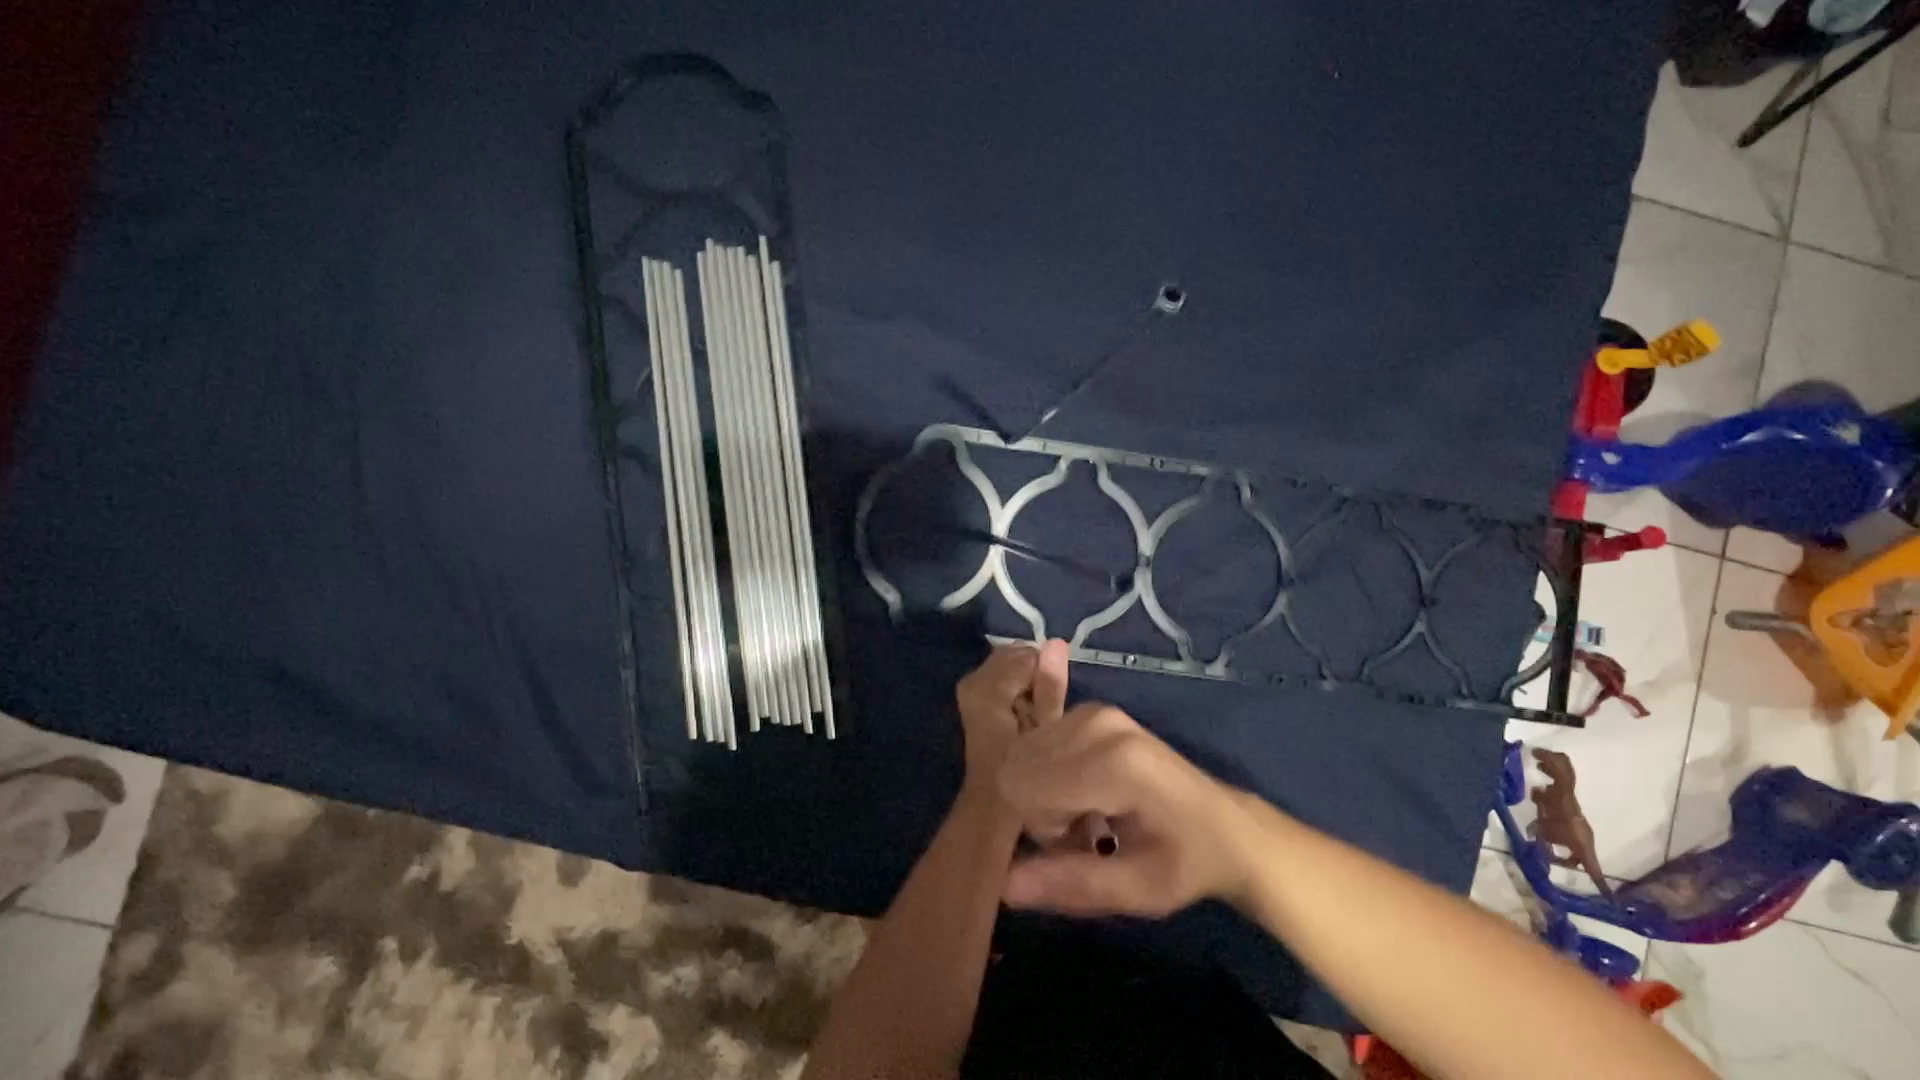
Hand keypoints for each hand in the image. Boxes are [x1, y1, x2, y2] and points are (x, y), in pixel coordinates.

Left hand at [954, 640, 1068, 795]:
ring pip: (1005, 665)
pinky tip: (1024, 710)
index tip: (1055, 699)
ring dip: (1024, 679)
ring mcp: (969, 690)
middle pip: (1012, 657)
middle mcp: (972, 682)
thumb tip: (1056, 643)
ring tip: (1036, 710)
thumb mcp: (1045, 729)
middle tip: (1047, 703)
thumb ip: (1050, 685)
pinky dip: (1014, 687)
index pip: (1025, 657)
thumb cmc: (1023, 769)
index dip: (1046, 673)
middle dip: (1033, 672)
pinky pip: (999, 677)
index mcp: (987, 688)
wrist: (992, 801)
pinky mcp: (972, 698)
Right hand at [997, 702, 1258, 916]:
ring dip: (1042, 792)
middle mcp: (1099, 725)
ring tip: (1085, 816)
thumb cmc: (1186, 864)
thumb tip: (1006, 885)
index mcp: (1115, 765)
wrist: (1229, 828)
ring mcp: (1094, 712)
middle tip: (1080, 833)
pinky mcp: (1091, 711)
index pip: (1025, 789)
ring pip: (1024, 755)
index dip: (1039, 829)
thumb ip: (1072, 882)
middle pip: (1019, 768)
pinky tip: (1085, 794)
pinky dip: (1049, 774)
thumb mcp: (1137, 890)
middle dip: (1037, 808)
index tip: (1078, 847)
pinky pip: (1039, 743)